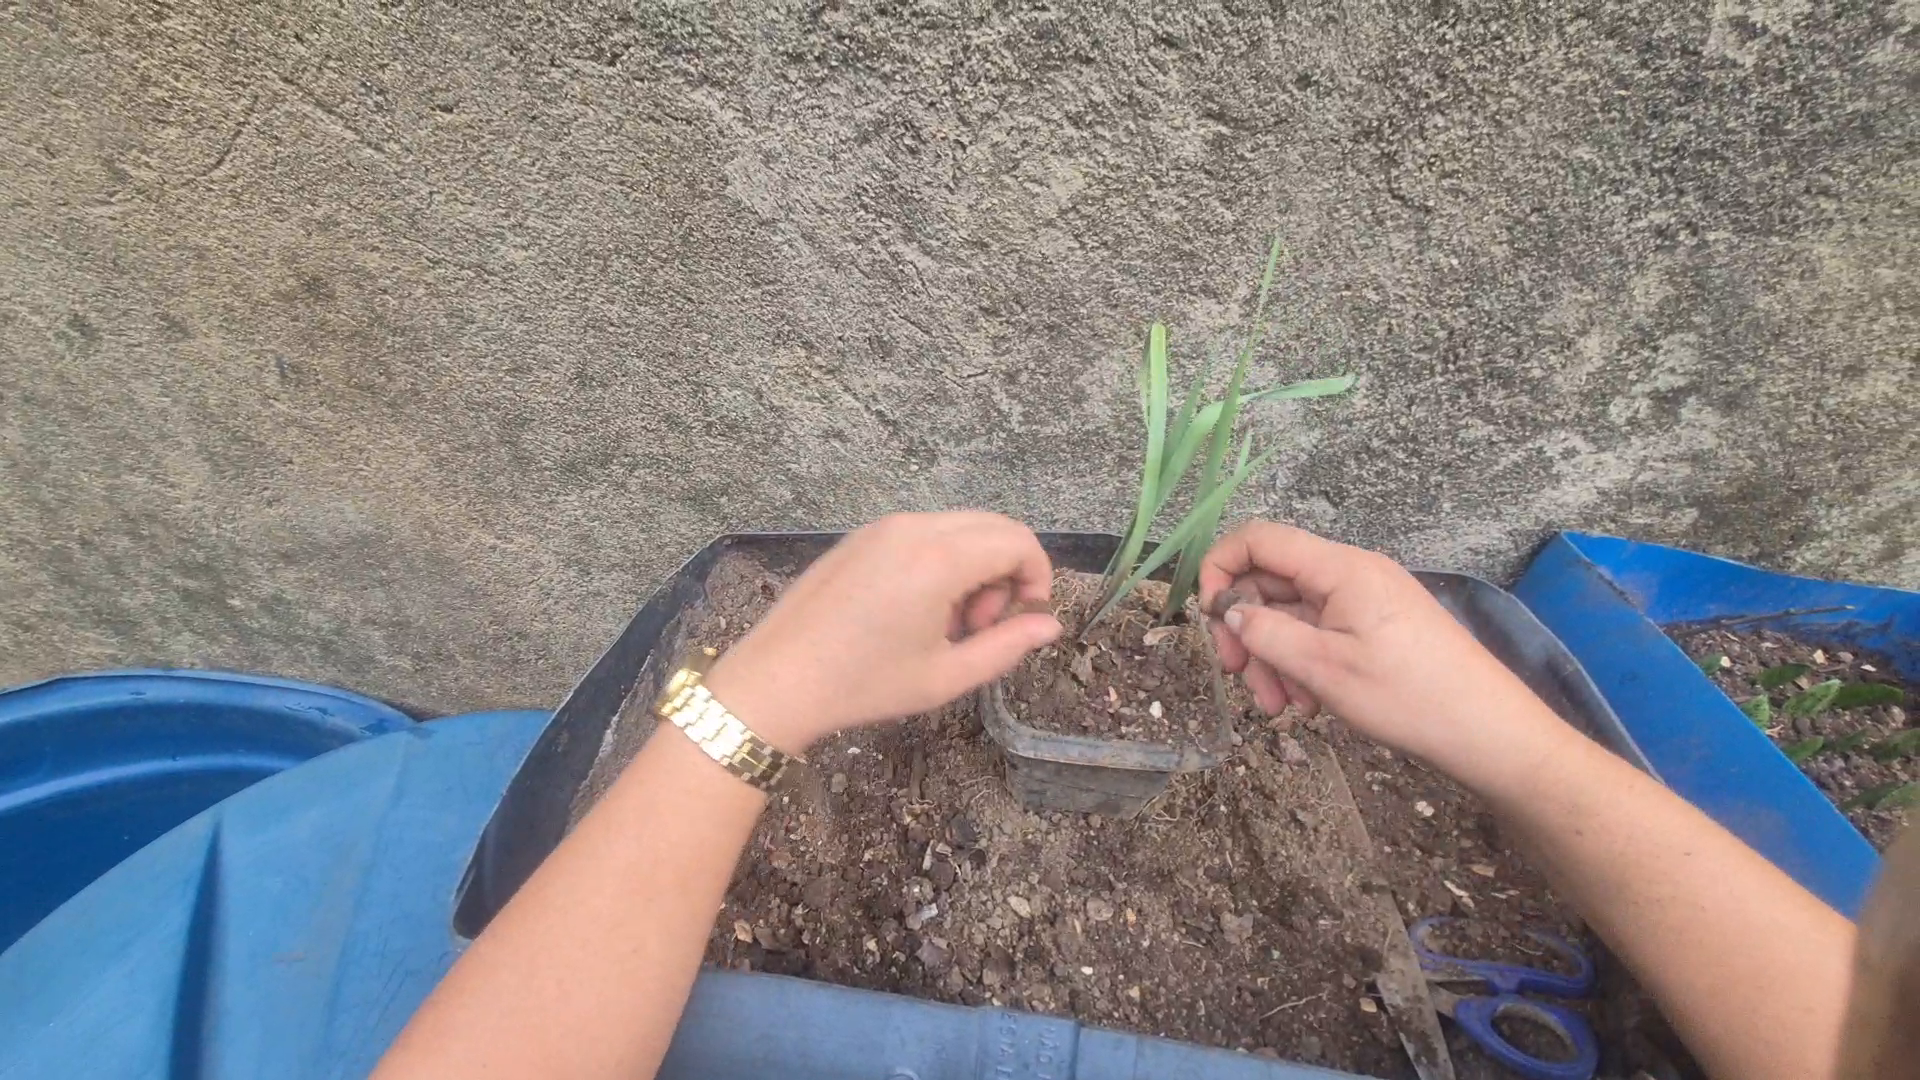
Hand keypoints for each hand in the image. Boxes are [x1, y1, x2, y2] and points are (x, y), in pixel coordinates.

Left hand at [703, 513, 1062, 754]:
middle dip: (1007, 570)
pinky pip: (925, 531)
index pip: (1018, 541)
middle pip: (993, 526)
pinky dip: (943, 558)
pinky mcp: (863, 534)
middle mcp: (914, 527)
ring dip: (975, 565)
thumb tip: (1050, 625)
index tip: (1025, 616)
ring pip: (960, 527)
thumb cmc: (865, 684)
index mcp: (939, 558)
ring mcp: (883, 525)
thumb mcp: (945, 675)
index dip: (1037, 575)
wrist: (777, 679)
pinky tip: (916, 606)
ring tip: (947, 621)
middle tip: (981, 624)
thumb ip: (1007, 646)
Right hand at [1199, 521, 1550, 772]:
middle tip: (1237, 676)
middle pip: (1269, 582)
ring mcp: (1361, 600)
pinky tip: (1305, 703)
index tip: (1208, 616)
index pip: (1257, 538)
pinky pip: (1316, 632)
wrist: (1493, 735)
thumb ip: (1266, 633)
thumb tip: (1229, 612)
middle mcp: (1348, 573)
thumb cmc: (1410, 697)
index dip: (1219, 567)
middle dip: (1245, 629)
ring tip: (1278, 707)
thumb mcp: (1324, 668)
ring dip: (1271, 657)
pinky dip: (1299, 663)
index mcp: (1339, 568)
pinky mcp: (1371, 625)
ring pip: (1289, 614)